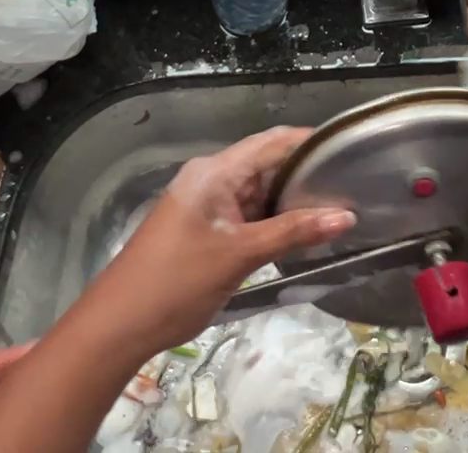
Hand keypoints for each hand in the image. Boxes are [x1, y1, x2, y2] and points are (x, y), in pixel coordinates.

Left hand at [98, 126, 356, 352]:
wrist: (117, 326)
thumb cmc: (177, 282)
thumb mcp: (240, 255)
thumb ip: (294, 232)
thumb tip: (346, 216)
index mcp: (215, 171)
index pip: (273, 141)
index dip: (310, 142)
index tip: (349, 150)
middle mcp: (211, 177)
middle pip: (267, 163)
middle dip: (305, 173)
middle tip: (350, 186)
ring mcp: (206, 203)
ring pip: (258, 190)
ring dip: (290, 199)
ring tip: (336, 207)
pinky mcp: (205, 227)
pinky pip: (247, 211)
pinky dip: (272, 218)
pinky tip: (301, 231)